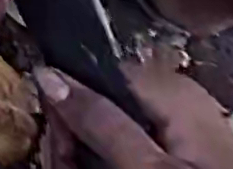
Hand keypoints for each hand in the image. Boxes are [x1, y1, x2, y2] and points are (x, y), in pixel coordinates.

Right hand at [34, 62, 232, 168]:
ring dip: (88, 153)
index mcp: (173, 89)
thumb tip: (46, 72)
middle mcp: (177, 101)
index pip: (94, 72)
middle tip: (64, 166)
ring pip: (112, 126)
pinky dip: (113, 161)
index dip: (68, 105)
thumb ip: (99, 119)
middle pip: (101, 99)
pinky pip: (133, 147)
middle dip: (76, 135)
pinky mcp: (186, 160)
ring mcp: (184, 134)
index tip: (58, 147)